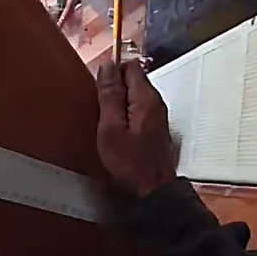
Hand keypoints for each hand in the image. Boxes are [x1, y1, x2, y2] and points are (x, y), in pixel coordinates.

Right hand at [96, 59, 177, 197]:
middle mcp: (155, 102)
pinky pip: (137, 108)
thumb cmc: (131, 163)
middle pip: (132, 79)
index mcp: (145, 98)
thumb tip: (107, 67)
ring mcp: (157, 114)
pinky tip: (117, 130)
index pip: (130, 66)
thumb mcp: (111, 128)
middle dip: (114, 88)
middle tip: (101, 110)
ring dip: (118, 102)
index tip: (99, 90)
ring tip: (107, 122)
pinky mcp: (154, 126)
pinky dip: (125, 113)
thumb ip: (110, 95)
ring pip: (134, 94)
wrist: (152, 189)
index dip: (111, 73)